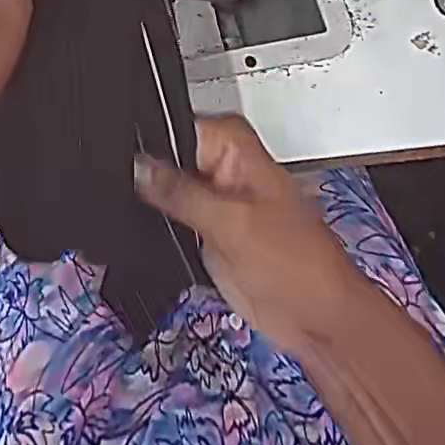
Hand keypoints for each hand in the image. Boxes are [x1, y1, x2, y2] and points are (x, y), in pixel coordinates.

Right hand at [135, 115, 363, 351]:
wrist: (315, 319)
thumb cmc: (298, 264)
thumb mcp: (231, 224)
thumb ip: (181, 192)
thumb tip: (140, 167)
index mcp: (235, 147)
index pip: (180, 126)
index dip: (152, 144)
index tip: (128, 164)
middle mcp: (224, 168)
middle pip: (169, 158)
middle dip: (151, 178)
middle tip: (137, 197)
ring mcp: (215, 200)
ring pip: (167, 191)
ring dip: (156, 207)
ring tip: (164, 224)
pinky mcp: (208, 231)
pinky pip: (173, 220)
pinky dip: (164, 230)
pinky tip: (162, 240)